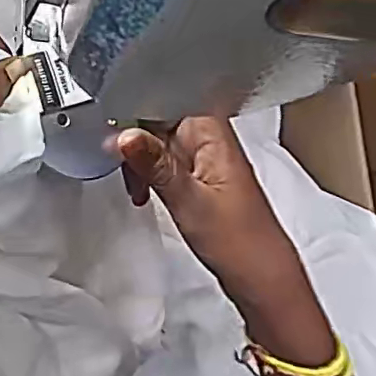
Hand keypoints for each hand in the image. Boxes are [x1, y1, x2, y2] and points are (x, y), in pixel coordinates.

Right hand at [117, 119, 312, 313]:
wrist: (261, 279)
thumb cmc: (240, 241)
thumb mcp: (188, 200)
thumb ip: (154, 163)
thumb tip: (124, 134)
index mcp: (211, 129)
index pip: (165, 95)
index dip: (135, 106)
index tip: (113, 125)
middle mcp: (206, 135)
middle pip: (156, 114)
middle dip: (132, 136)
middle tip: (121, 162)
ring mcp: (200, 154)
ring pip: (155, 138)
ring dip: (137, 158)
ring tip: (136, 186)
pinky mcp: (194, 173)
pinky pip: (161, 158)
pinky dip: (146, 172)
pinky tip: (142, 191)